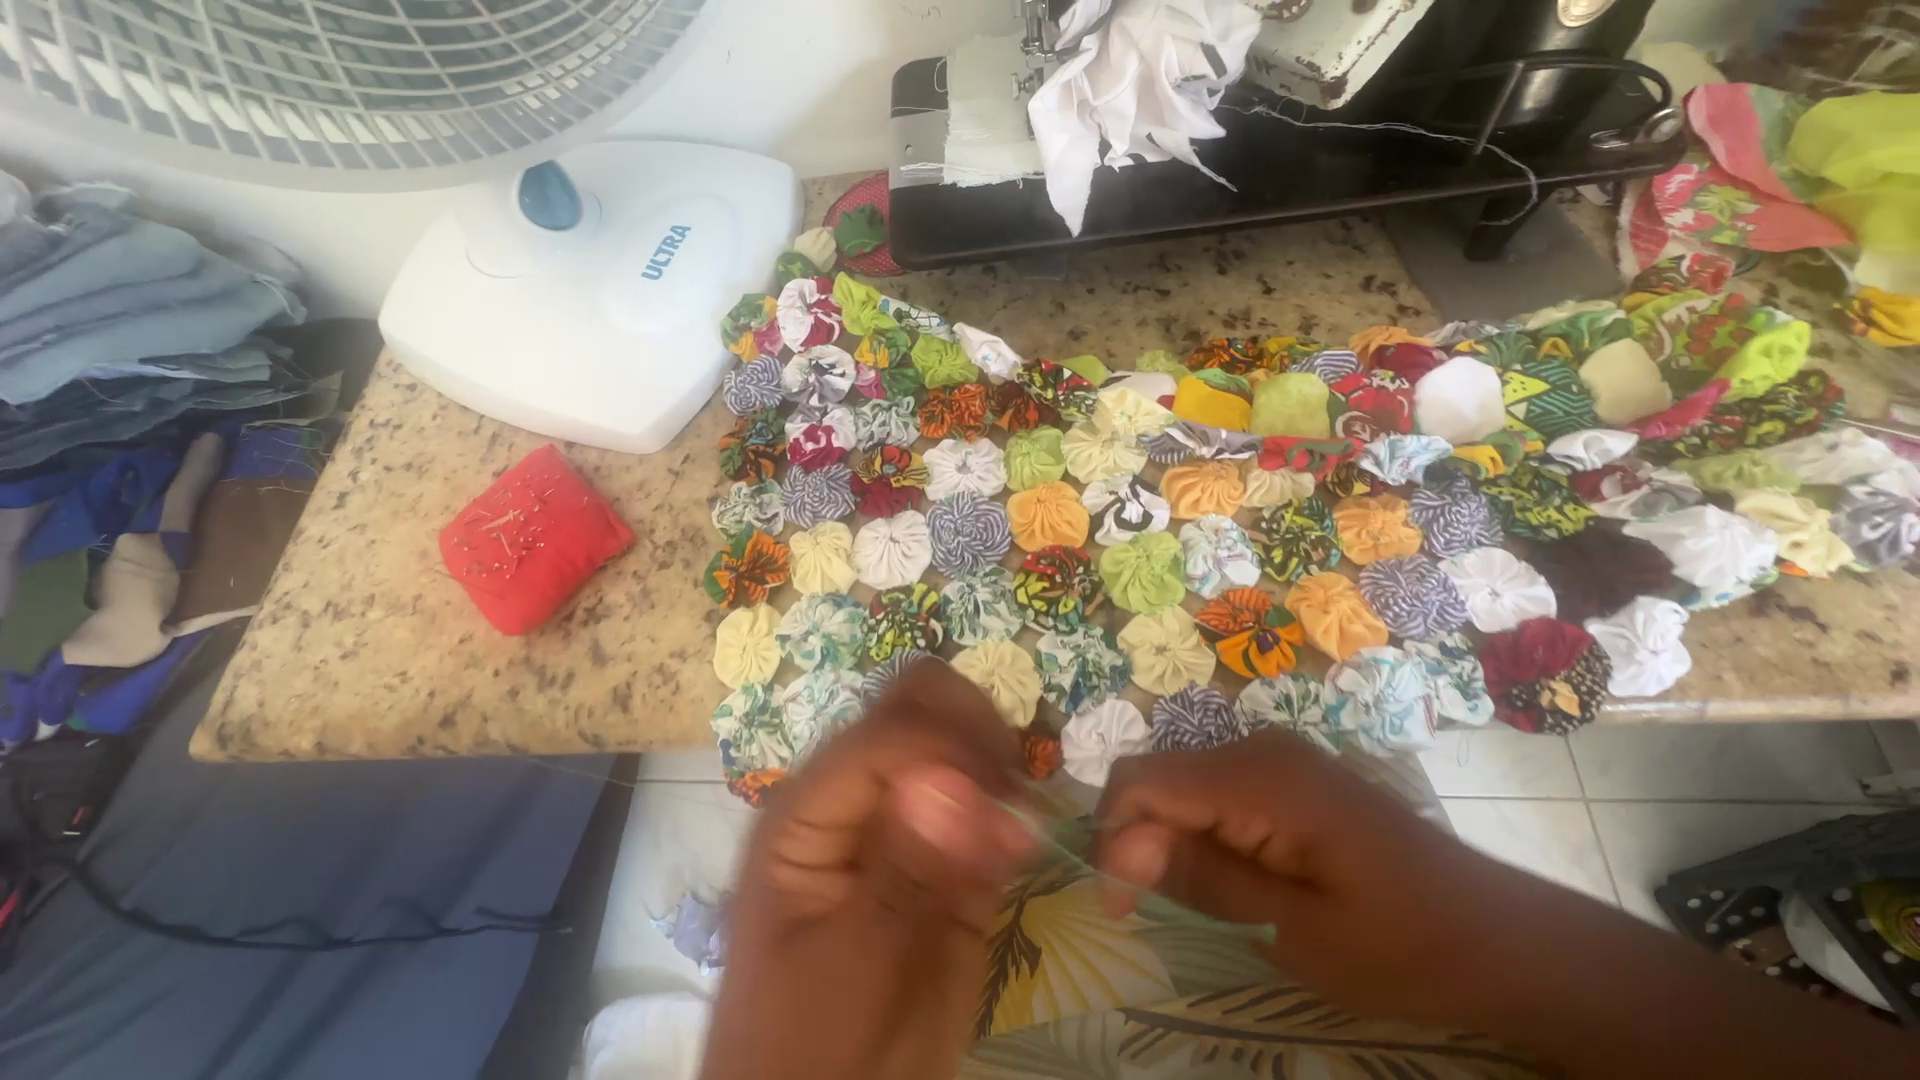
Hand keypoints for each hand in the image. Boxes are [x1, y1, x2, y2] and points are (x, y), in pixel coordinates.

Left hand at [700, 659, 1032, 1079]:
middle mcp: (853, 795)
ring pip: (956, 738)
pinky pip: (983, 799)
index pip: (886, 734)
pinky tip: (1019, 845)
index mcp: (809, 808)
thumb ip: (904, 871)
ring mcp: (900, 819)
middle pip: (916, 707)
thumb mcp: (853, 967)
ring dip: (999, 763)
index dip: (953, 749)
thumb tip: (955, 779)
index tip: (1011, 803)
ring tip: (1018, 829)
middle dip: (976, 734)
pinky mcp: (943, 853)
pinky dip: (1009, 806)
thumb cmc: (816, 1052)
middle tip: (1015, 801)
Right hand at [1095, 730, 1919, 1079]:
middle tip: (1166, 916)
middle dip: (1139, 842)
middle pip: (1156, 778)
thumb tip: (1116, 846)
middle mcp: (1259, 748)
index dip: (1114, 839)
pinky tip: (1233, 881)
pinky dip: (1202, 834)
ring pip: (1180, 785)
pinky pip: (1214, 792)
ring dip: (1169, 842)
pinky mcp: (1289, 776)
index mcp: (1259, 778)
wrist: (1500, 938)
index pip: (1140, 781)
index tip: (1126, 909)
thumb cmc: (1401, 946)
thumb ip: (1201, 878)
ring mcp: (1277, 757)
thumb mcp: (1292, 931)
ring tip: (1205, 905)